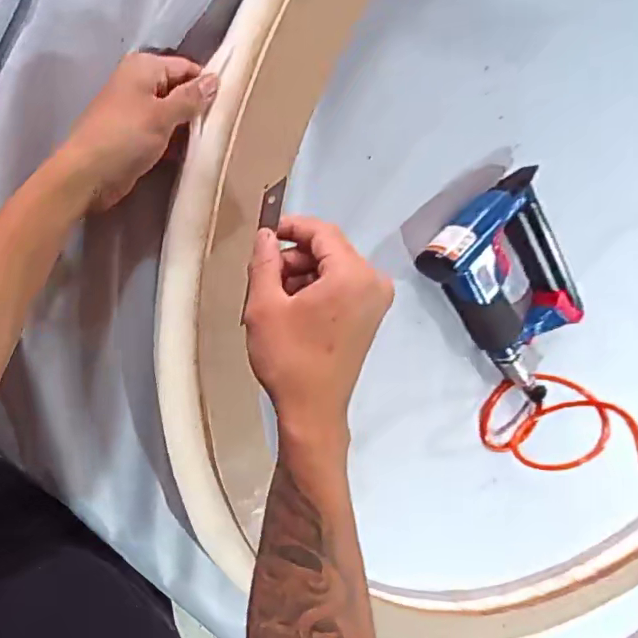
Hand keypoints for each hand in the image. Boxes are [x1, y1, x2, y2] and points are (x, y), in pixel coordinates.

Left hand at [54, 52, 218, 213]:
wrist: (87, 175)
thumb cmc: (124, 138)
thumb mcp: (162, 115)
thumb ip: (190, 98)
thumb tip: (215, 80)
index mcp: (143, 67)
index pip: (186, 67)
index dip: (206, 83)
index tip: (230, 103)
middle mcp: (139, 84)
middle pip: (179, 91)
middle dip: (198, 108)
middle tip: (225, 125)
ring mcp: (135, 113)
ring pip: (172, 116)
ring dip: (188, 129)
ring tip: (215, 141)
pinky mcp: (134, 138)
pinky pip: (162, 135)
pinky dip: (175, 143)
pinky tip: (193, 154)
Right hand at [244, 215, 393, 439]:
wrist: (312, 410)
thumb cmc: (288, 359)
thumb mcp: (264, 306)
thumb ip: (265, 261)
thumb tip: (266, 235)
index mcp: (352, 274)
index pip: (322, 232)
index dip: (291, 226)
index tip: (265, 233)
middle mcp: (373, 282)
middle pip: (329, 250)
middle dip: (293, 257)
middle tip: (263, 277)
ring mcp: (375, 302)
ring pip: (333, 269)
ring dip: (302, 275)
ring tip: (272, 299)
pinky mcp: (369, 318)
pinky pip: (341, 288)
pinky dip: (316, 290)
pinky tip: (291, 310)